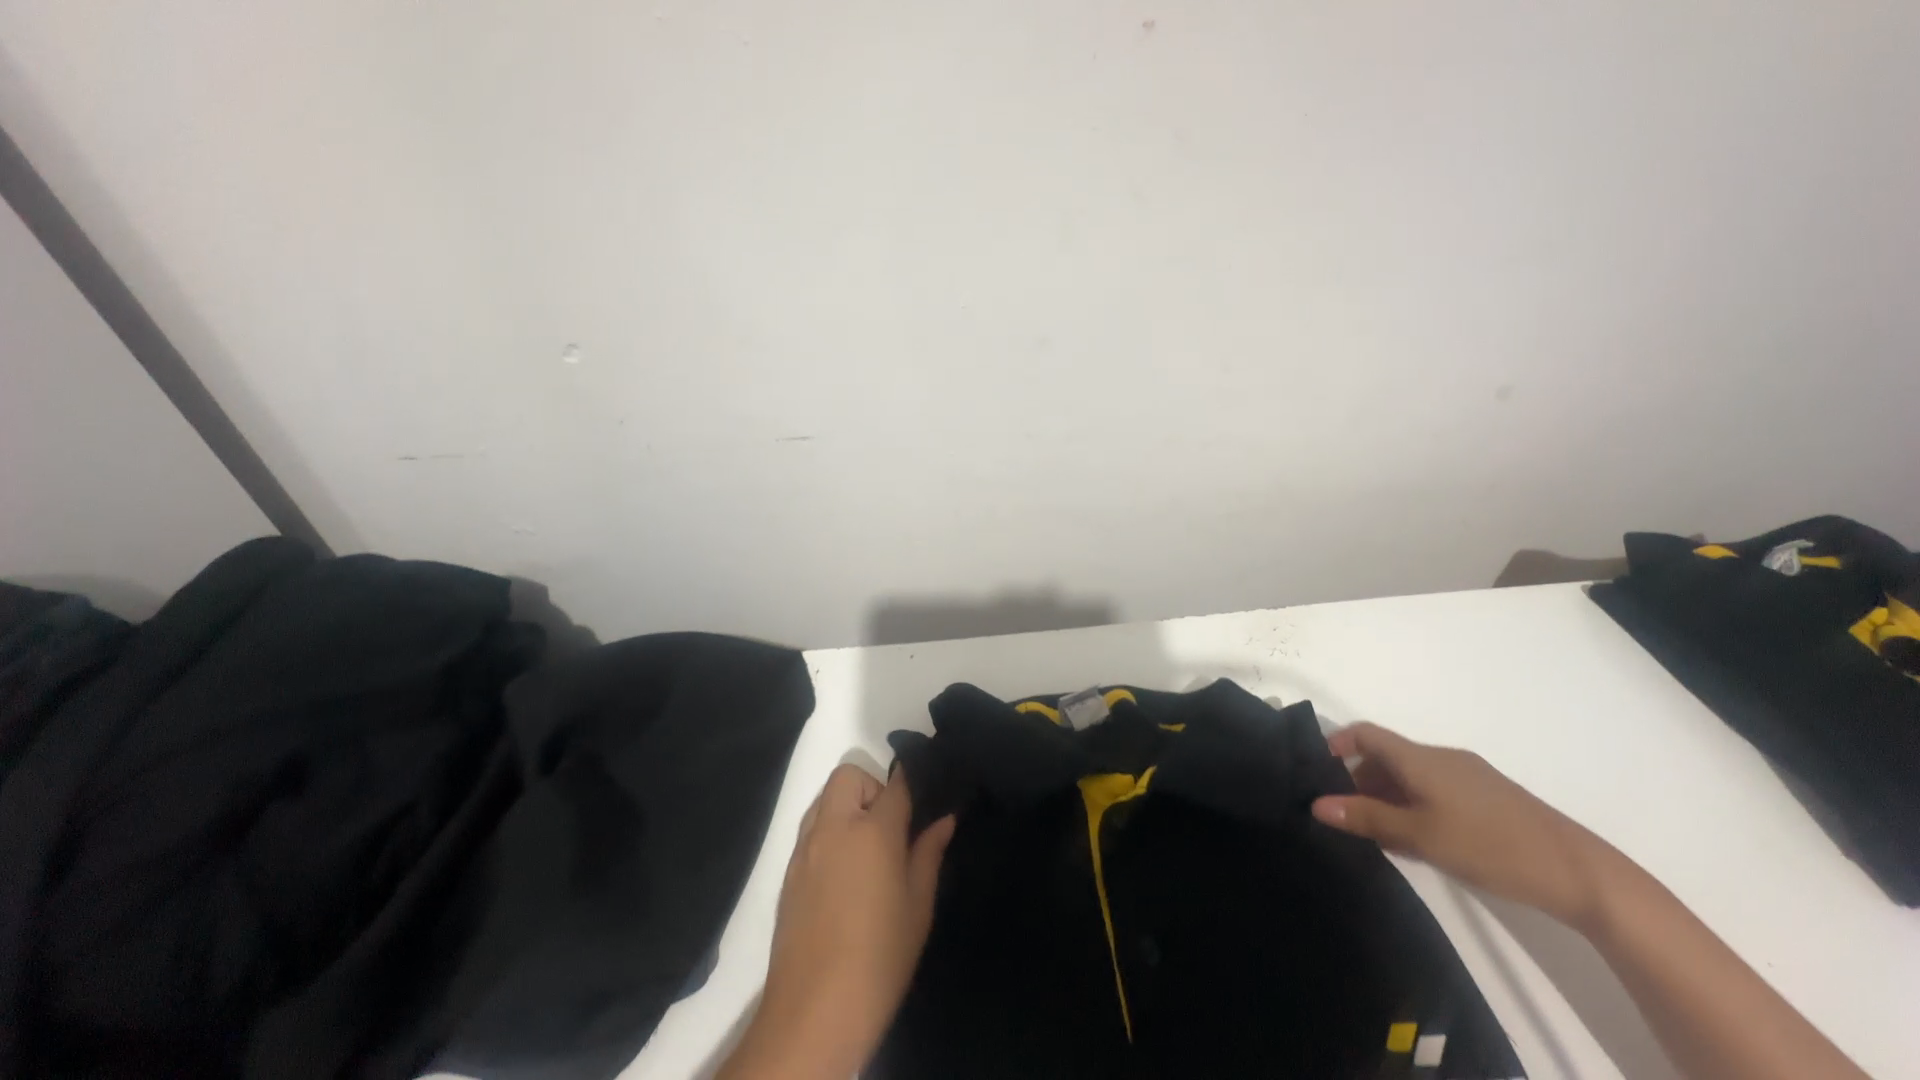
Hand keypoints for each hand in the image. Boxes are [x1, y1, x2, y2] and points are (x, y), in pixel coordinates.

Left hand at [721, 764, 956, 1079]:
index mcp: (871, 831)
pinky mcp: (787, 871)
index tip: (927, 797)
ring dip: (847, 806)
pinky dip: (829, 831)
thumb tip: (944, 819)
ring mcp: (804, 848)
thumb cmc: (881, 956)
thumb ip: (928, 853)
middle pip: (849, 776)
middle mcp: (833, 828)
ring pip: (825, 799)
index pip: (895, 784)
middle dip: (872, 788)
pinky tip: (845, 874)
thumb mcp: (918, 905)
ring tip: (868, 851)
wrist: (816, 1007)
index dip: (913, 784)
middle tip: (892, 829)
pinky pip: (810, 829)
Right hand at [1310, 722, 1620, 930]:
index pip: (1367, 734)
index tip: (1316, 773)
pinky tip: (1415, 841)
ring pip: (1411, 776)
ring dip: (1386, 798)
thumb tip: (1316, 804)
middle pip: (1387, 756)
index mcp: (1423, 758)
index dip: (1337, 745)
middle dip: (1358, 781)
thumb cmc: (1490, 847)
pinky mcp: (1486, 798)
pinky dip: (1412, 806)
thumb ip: (1367, 818)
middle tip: (1342, 817)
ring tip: (1374, 835)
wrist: (1576, 872)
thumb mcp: (1420, 836)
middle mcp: (1443, 758)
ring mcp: (1468, 777)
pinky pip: (1433, 790)